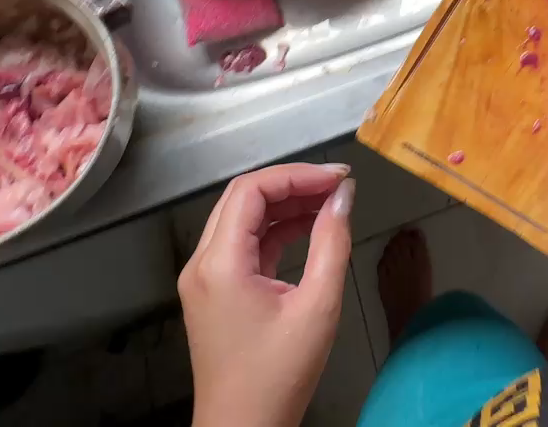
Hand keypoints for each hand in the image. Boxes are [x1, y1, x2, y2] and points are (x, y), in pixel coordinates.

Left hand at [180, 162, 355, 426]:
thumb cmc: (280, 373)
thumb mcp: (318, 304)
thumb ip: (332, 241)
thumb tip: (344, 194)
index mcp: (220, 264)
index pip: (252, 190)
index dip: (298, 175)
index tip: (339, 178)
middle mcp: (203, 263)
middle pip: (244, 196)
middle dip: (293, 182)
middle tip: (337, 185)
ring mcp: (206, 277)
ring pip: (243, 215)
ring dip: (286, 202)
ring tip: (331, 201)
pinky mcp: (216, 289)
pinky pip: (245, 240)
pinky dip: (277, 226)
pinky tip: (312, 226)